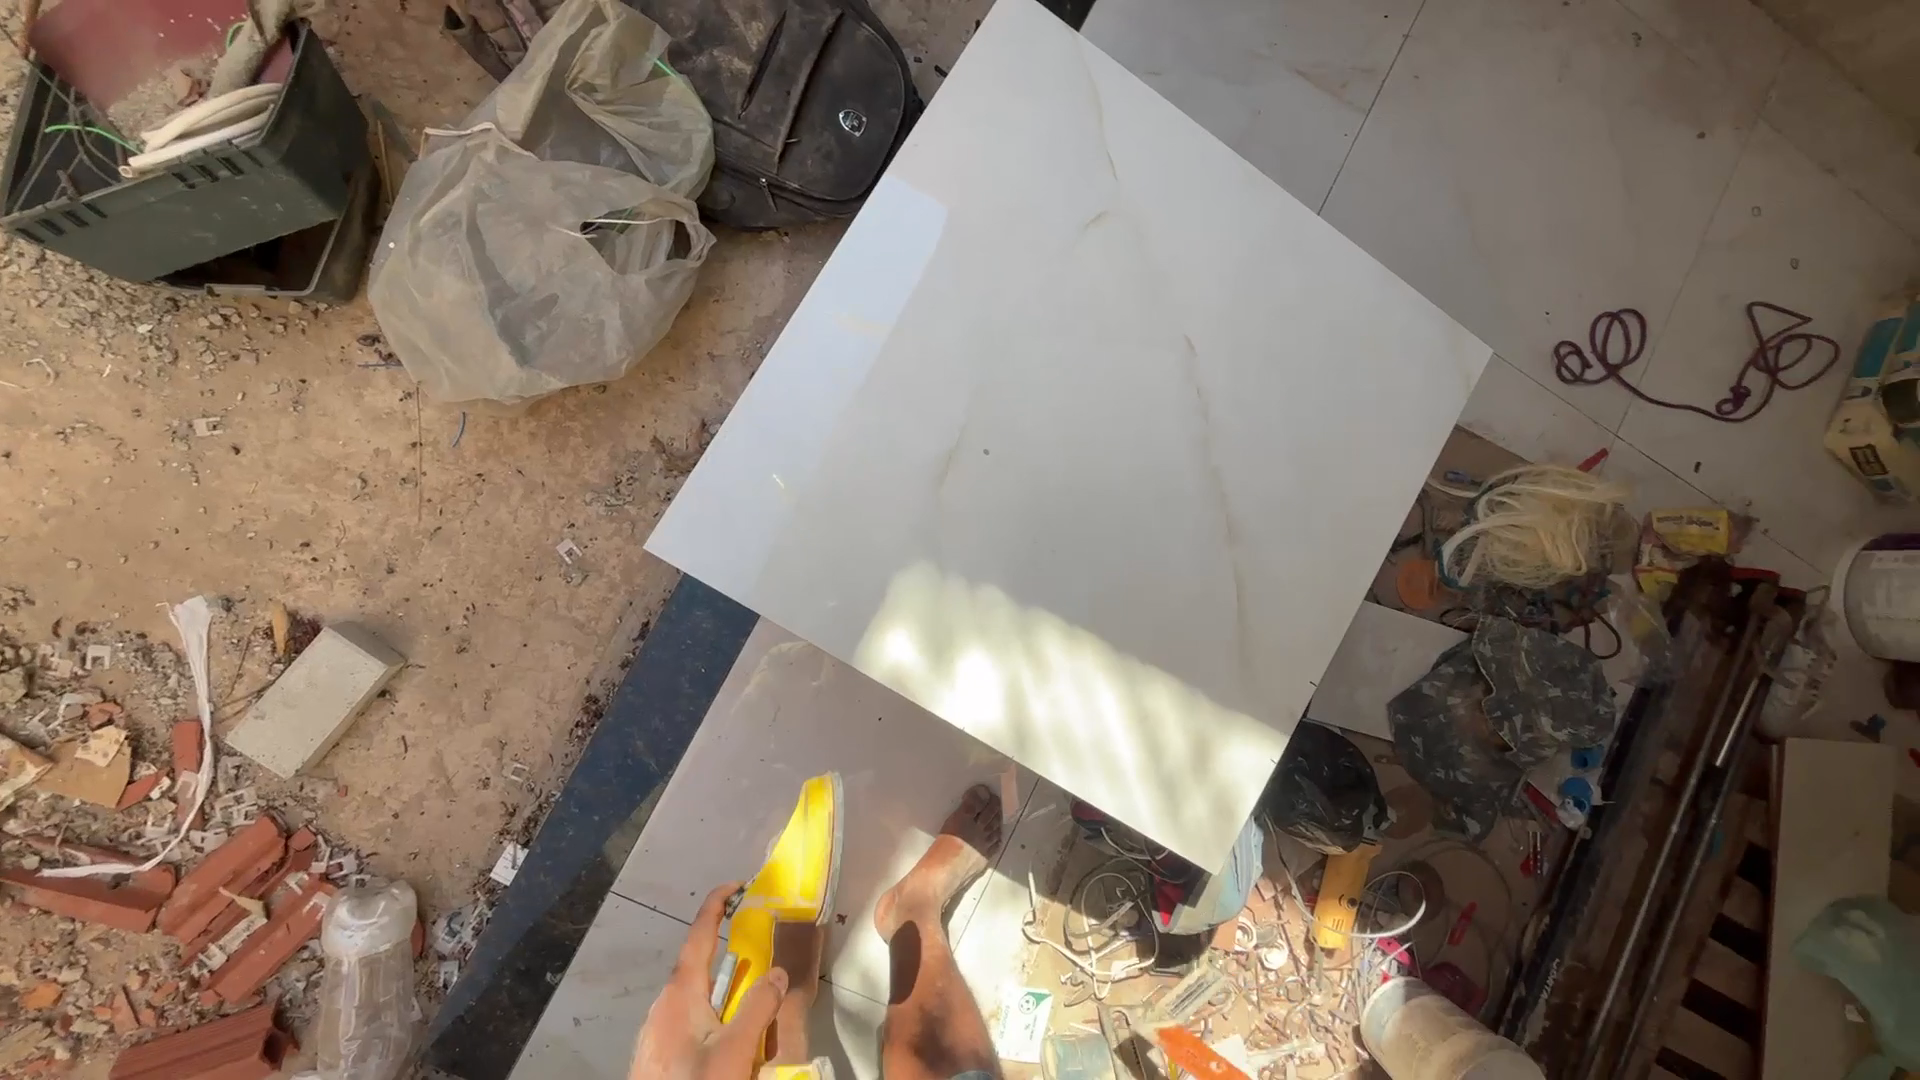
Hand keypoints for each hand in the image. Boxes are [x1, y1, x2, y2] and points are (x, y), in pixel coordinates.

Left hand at [631, 883, 789, 1079]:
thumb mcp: (735, 1052)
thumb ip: (759, 1007)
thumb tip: (776, 970)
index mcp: (679, 994)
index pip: (699, 934)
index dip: (717, 904)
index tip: (739, 885)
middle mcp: (663, 1007)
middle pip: (702, 970)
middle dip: (734, 968)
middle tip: (764, 975)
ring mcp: (655, 1036)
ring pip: (698, 1004)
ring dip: (726, 1004)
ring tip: (753, 1028)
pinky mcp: (656, 1061)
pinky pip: (690, 1029)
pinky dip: (714, 1027)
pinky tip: (729, 1055)